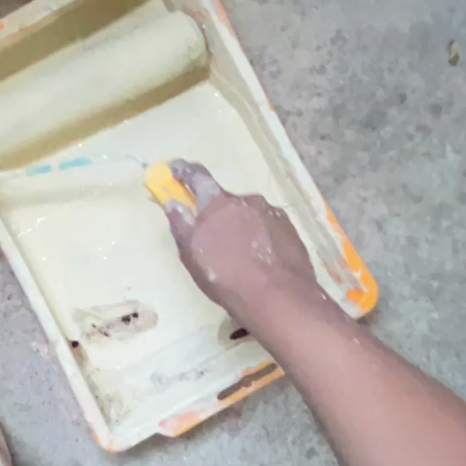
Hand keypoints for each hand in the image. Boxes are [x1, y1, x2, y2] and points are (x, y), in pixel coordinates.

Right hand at [162, 160, 319, 309]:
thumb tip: (173, 203)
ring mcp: (273, 214)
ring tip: (240, 255)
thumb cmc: (225, 275)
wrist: (278, 297)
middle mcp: (248, 200)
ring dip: (242, 226)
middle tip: (214, 236)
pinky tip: (260, 260)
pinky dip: (261, 238)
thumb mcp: (191, 254)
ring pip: (250, 215)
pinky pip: (269, 228)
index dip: (184, 170)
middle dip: (218, 213)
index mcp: (218, 202)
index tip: (176, 168)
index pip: (198, 176)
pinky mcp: (292, 231)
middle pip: (227, 200)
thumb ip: (181, 224)